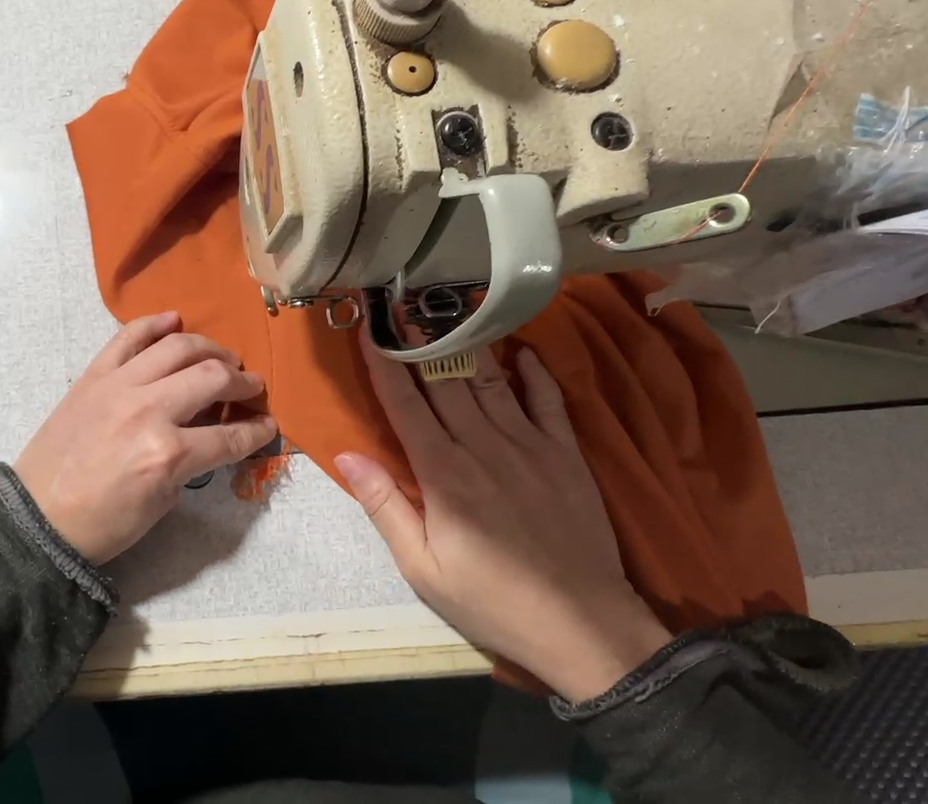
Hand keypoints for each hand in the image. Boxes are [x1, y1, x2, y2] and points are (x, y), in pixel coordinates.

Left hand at [15, 312, 276, 564]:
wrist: (39, 516)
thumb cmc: (102, 523)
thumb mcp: (161, 505)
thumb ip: (191, 465)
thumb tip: (212, 437)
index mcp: (169, 453)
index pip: (230, 436)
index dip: (256, 432)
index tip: (269, 425)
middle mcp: (149, 410)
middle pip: (212, 378)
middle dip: (242, 382)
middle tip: (251, 387)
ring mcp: (119, 386)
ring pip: (177, 347)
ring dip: (209, 348)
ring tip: (222, 358)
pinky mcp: (94, 375)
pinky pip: (128, 337)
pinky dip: (153, 324)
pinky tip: (175, 320)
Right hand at [337, 344, 671, 701]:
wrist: (582, 625)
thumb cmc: (491, 600)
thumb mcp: (422, 568)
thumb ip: (384, 507)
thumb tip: (345, 454)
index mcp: (442, 472)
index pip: (404, 403)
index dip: (384, 363)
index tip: (368, 327)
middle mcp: (482, 446)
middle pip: (443, 380)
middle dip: (419, 339)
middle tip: (402, 303)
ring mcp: (528, 445)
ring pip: (489, 381)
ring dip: (465, 344)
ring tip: (447, 312)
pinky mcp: (564, 454)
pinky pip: (547, 400)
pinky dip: (533, 371)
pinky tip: (520, 350)